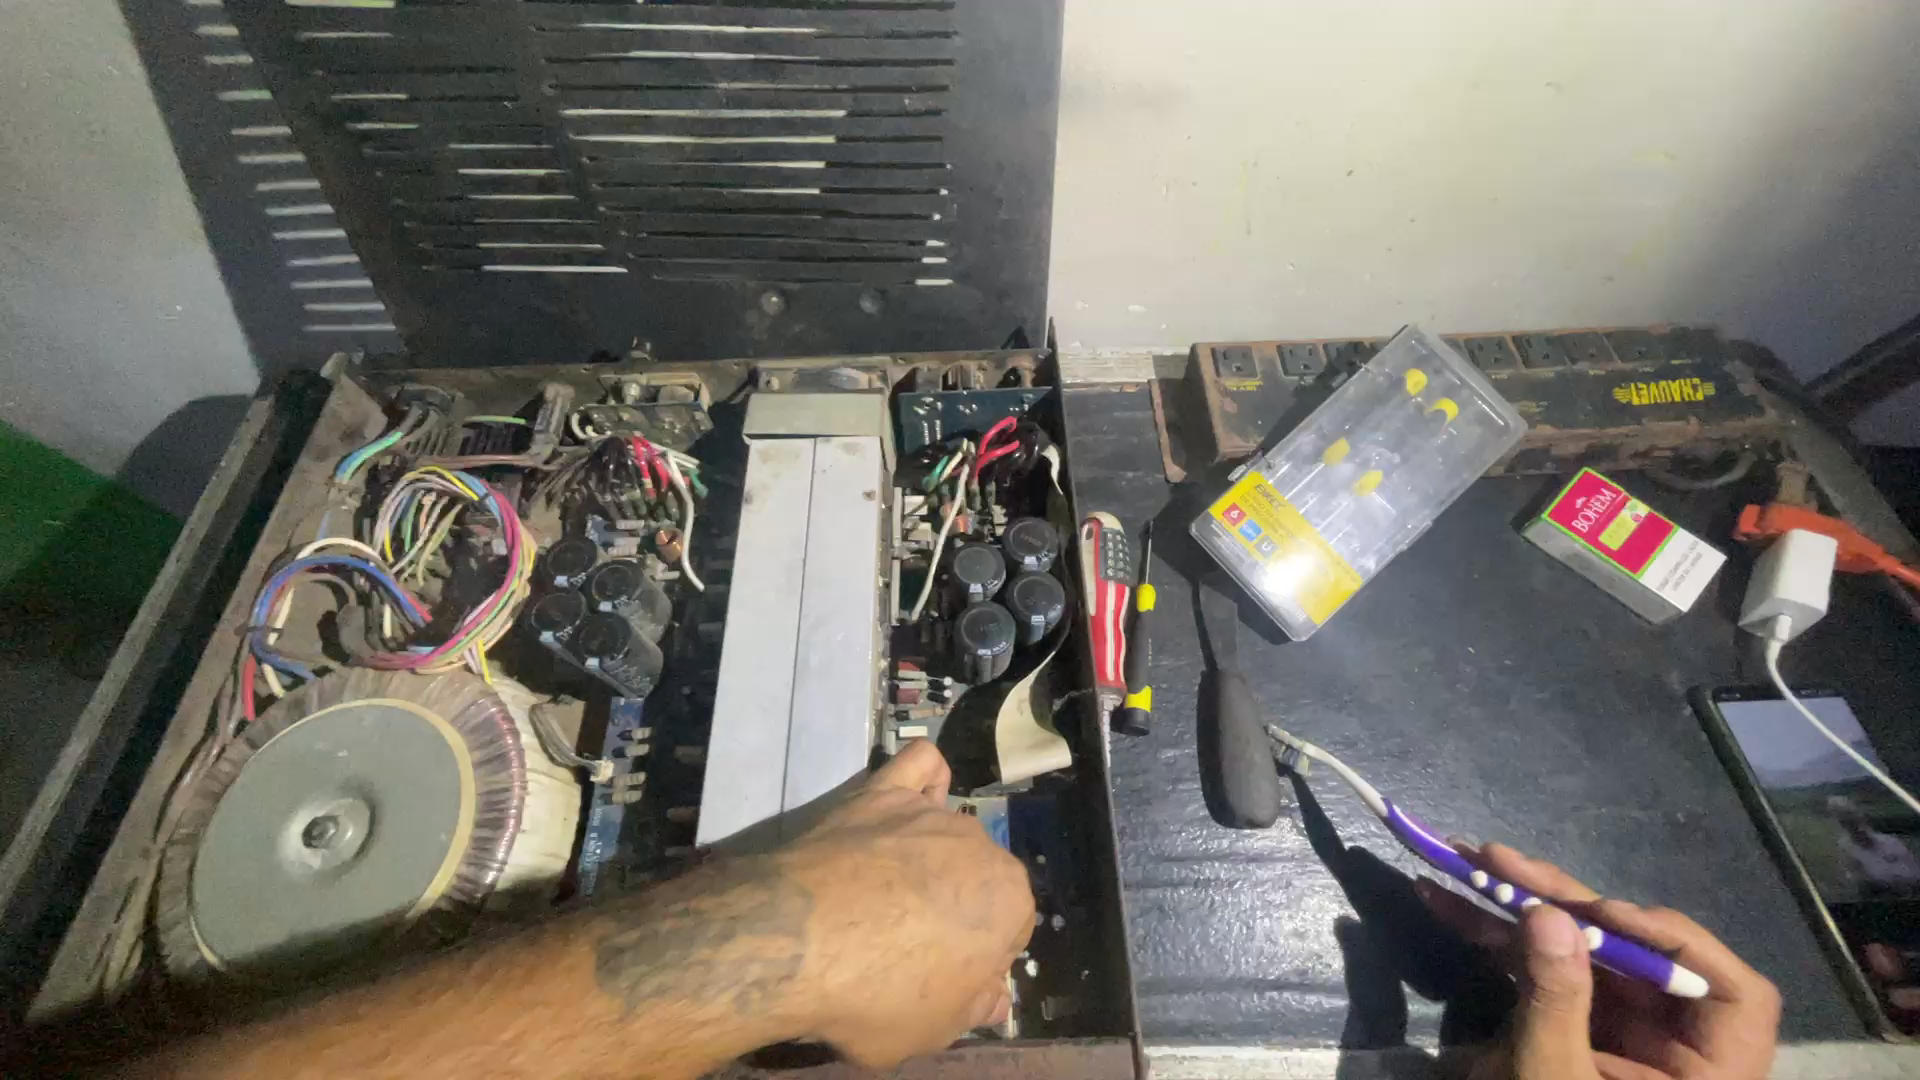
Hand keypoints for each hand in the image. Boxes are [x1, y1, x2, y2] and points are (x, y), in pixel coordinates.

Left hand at [779, 740, 1035, 1066]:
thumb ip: (974, 1007)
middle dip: (958, 904)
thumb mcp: (935, 1029)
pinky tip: (913, 797)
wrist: (799, 940)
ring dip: (932, 857)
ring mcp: (929, 811)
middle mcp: (979, 843)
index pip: (1010, 926)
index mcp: (1006, 898)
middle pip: (977, 875)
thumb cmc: (877, 993)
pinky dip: (923, 778)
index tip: (947, 974)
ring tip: (889, 890)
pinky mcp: (884, 791)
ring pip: (948, 830)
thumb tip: (993, 996)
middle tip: (912, 941)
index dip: (980, 955)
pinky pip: (918, 765)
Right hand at [1416, 844, 1779, 1079]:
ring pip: (1573, 943)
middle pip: (1631, 950)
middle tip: (1498, 860)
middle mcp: (1667, 1039)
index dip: (1675, 942)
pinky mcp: (1559, 1013)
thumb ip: (1556, 997)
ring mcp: (1609, 1022)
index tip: (1602, 912)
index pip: (1732, 993)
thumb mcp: (1553, 1074)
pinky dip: (1486, 928)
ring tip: (1461, 860)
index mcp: (1704, 1073)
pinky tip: (1439, 898)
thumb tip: (1550, 915)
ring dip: (1512, 900)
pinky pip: (1530, 958)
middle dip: (1560, 899)